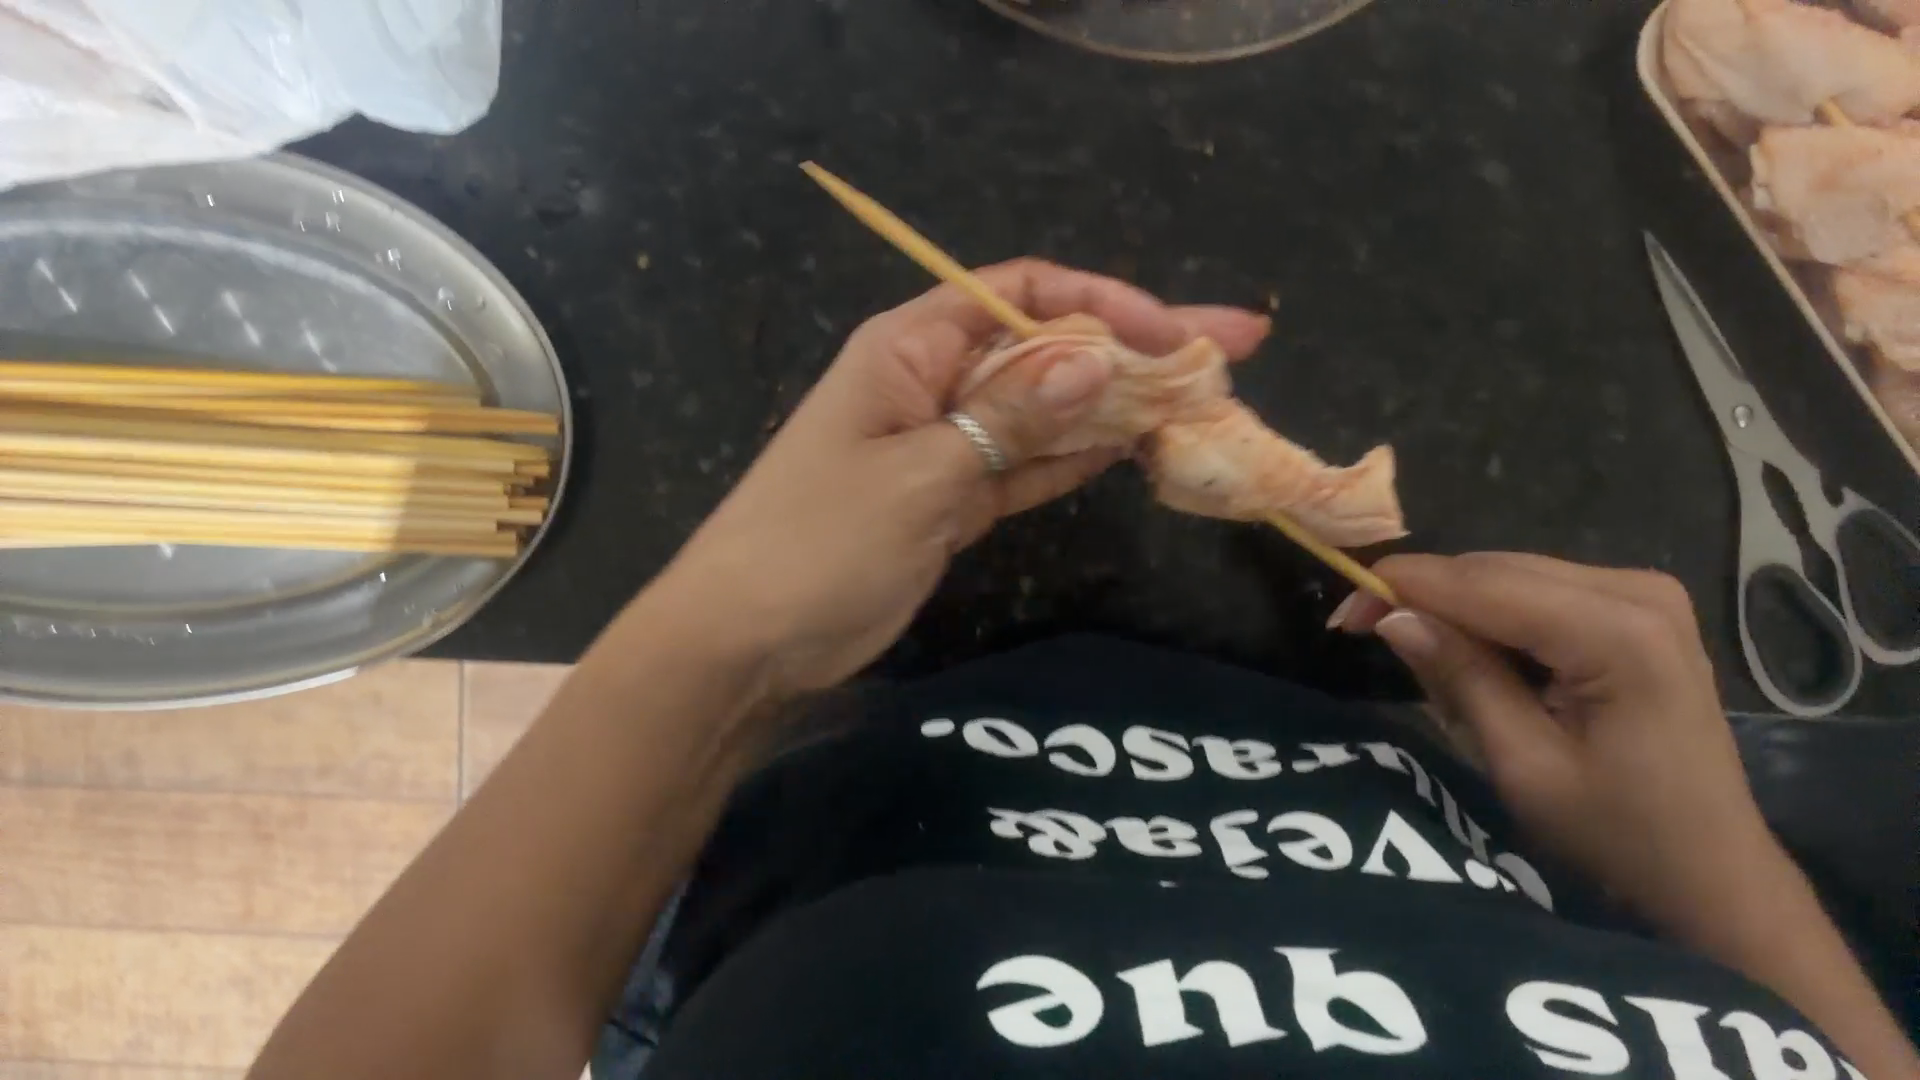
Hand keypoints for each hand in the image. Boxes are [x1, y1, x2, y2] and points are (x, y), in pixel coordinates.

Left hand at [646, 259, 1269, 703]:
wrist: (748, 641)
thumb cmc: (817, 544)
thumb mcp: (918, 476)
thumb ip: (1008, 420)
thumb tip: (1098, 363)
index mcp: (910, 348)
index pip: (1021, 293)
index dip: (1103, 301)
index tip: (1178, 332)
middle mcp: (933, 383)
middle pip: (1044, 349)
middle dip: (1132, 351)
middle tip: (1232, 355)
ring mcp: (947, 445)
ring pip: (1044, 411)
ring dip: (1115, 409)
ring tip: (1203, 408)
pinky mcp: (954, 500)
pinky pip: (1028, 466)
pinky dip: (1076, 461)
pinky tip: (1136, 450)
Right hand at [1332, 554, 1785, 937]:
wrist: (1711, 869)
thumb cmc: (1616, 831)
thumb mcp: (1522, 763)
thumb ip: (1459, 678)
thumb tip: (1390, 616)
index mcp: (1618, 634)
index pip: (1480, 584)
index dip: (1400, 588)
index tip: (1340, 613)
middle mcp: (1637, 592)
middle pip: (1491, 569)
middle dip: (1418, 592)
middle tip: (1357, 626)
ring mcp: (1642, 594)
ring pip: (1506, 572)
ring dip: (1447, 602)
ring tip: (1404, 640)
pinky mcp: (1634, 607)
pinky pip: (1532, 588)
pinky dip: (1483, 610)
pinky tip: (1461, 644)